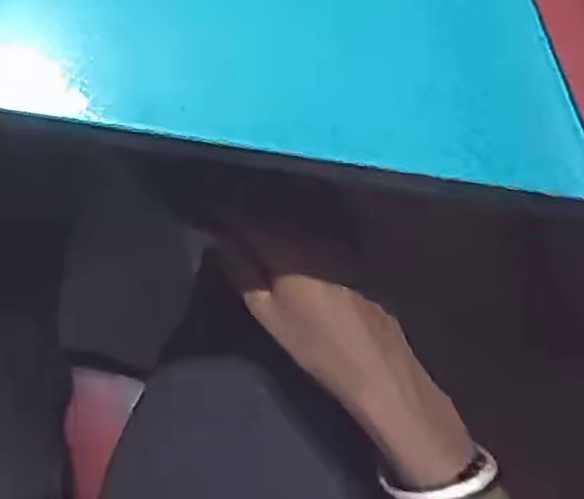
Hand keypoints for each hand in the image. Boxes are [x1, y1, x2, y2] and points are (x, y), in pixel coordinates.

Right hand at [215, 218, 477, 489]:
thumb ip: (239, 270)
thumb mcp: (268, 315)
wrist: (381, 371)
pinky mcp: (348, 248)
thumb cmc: (317, 347)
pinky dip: (290, 229)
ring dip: (266, 219)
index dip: (219, 214)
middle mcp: (308, 232)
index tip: (202, 215)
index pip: (242, 218)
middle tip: (222, 222)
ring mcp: (332, 238)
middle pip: (265, 212)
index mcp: (284, 246)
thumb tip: (214, 239)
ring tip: (248, 227)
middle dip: (242, 213)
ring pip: (288, 218)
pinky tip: (284, 242)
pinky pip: (309, 227)